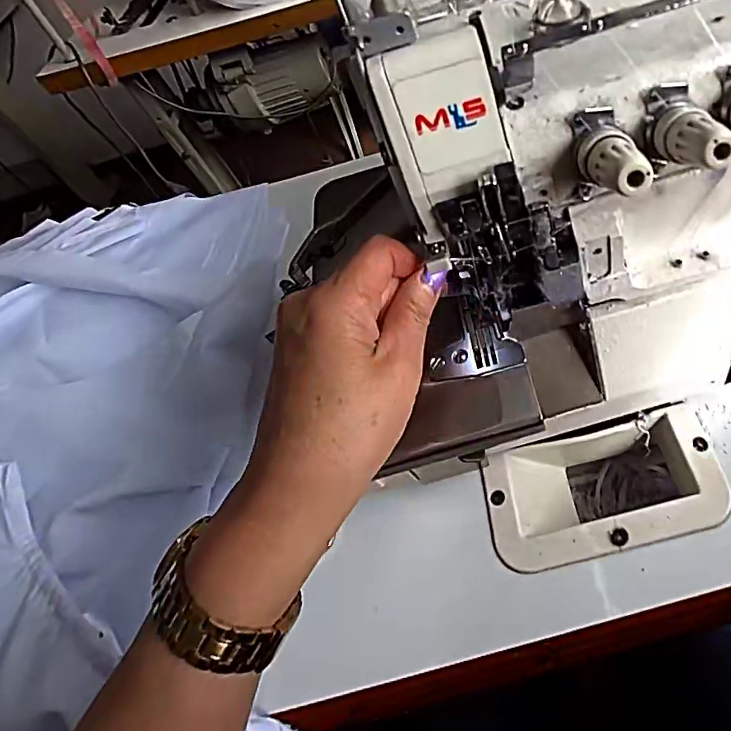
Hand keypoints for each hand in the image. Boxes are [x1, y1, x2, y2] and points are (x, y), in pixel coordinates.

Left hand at [248, 235, 441, 508]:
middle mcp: (305, 306)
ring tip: (389, 364)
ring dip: (381, 317)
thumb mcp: (401, 365)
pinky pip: (336, 320)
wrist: (301, 480)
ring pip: (353, 297)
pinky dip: (361, 334)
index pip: (382, 250)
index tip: (435, 283)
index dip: (416, 262)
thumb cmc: (344, 435)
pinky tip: (369, 372)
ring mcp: (295, 325)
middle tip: (414, 337)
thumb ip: (416, 310)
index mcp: (332, 302)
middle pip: (367, 272)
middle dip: (399, 295)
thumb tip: (429, 277)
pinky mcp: (294, 345)